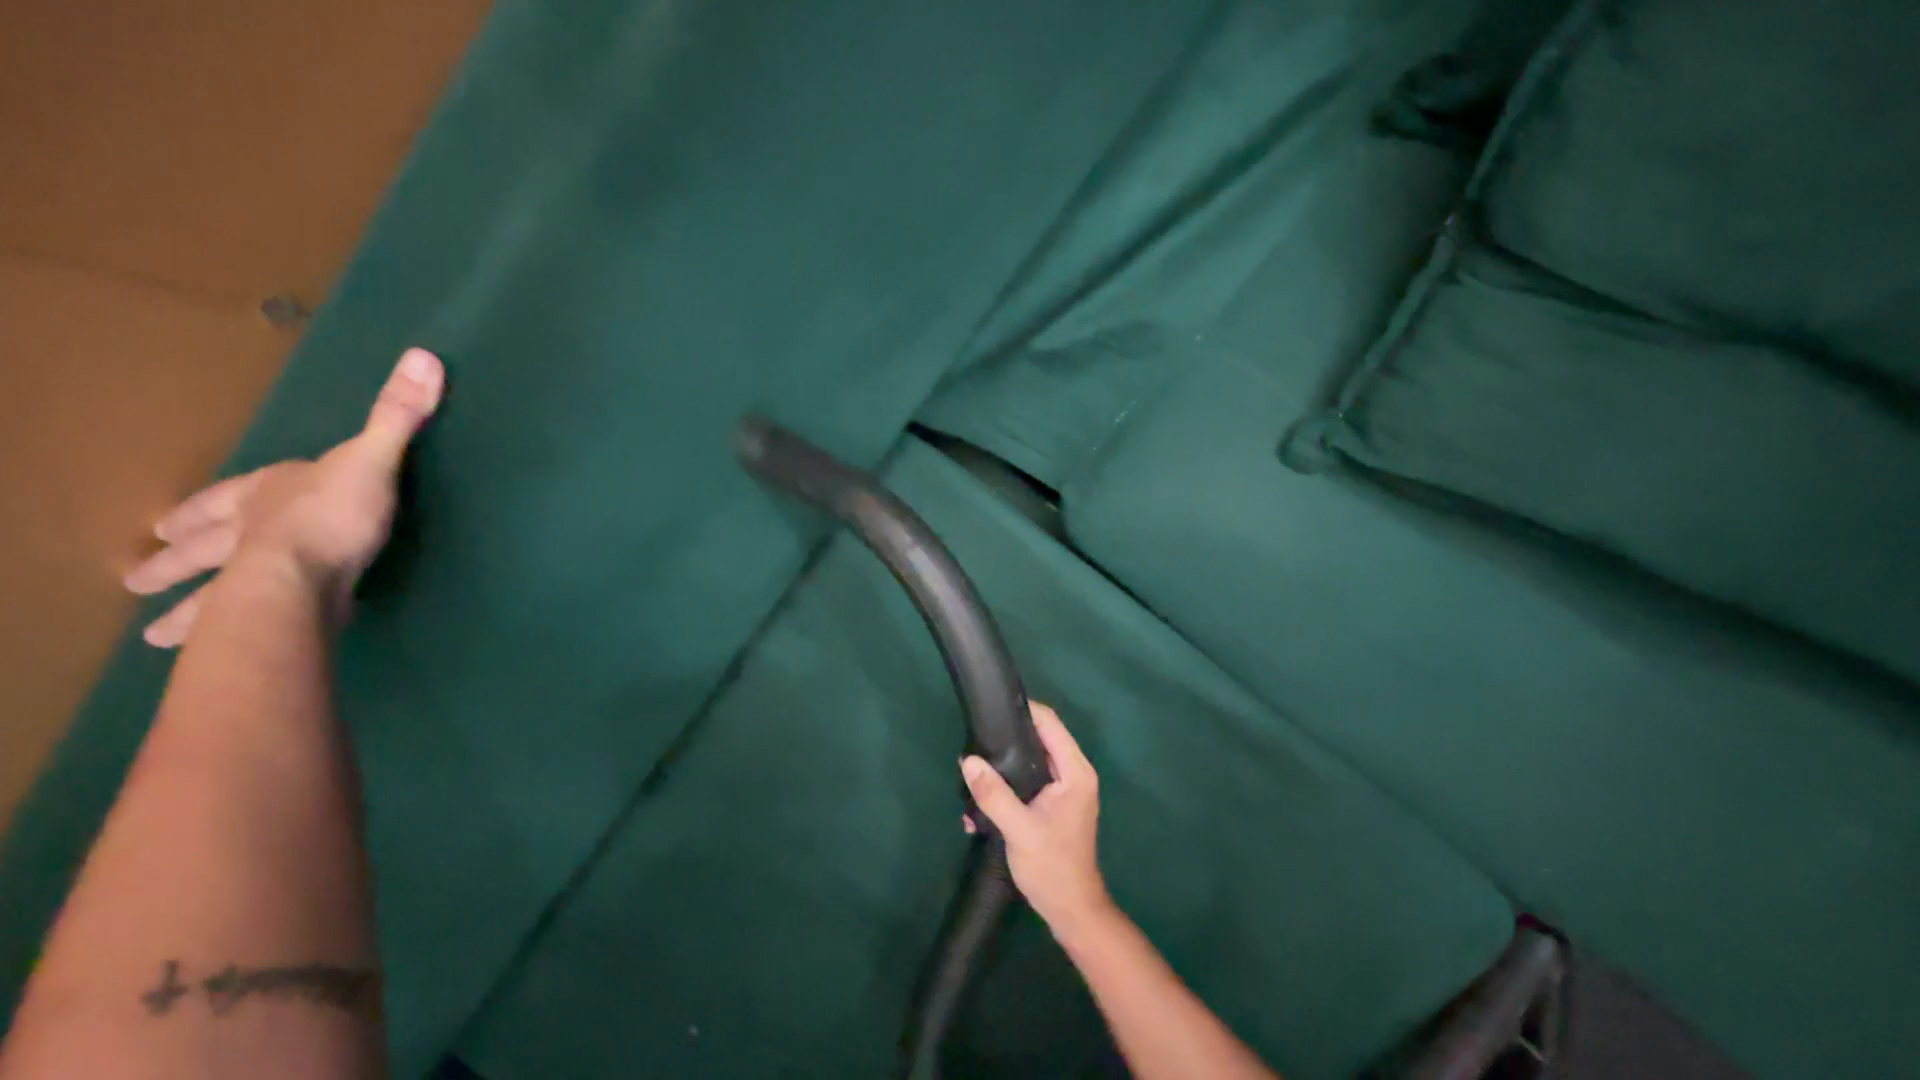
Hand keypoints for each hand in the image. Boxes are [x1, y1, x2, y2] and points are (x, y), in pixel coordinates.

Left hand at [123, 348, 445, 647]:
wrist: (306, 575)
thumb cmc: (334, 512)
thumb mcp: (373, 456)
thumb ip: (396, 415)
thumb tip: (424, 356)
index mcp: (269, 494)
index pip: (230, 496)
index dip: (202, 508)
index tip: (165, 525)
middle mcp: (249, 534)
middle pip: (204, 545)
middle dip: (175, 561)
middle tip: (138, 579)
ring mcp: (255, 578)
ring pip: (210, 594)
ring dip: (187, 611)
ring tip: (158, 635)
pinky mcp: (273, 615)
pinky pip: (246, 624)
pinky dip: (230, 636)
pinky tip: (223, 649)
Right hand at [961, 702, 1112, 929]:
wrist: (1070, 910)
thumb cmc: (1052, 867)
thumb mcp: (1019, 830)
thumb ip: (994, 794)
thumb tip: (968, 760)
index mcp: (1075, 772)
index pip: (1050, 723)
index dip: (1023, 710)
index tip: (990, 709)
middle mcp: (1073, 775)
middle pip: (1038, 739)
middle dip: (1005, 742)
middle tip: (973, 745)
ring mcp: (1063, 791)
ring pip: (1029, 762)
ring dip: (1000, 770)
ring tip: (970, 778)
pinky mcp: (1051, 806)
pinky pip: (1025, 784)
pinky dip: (1004, 790)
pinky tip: (978, 807)